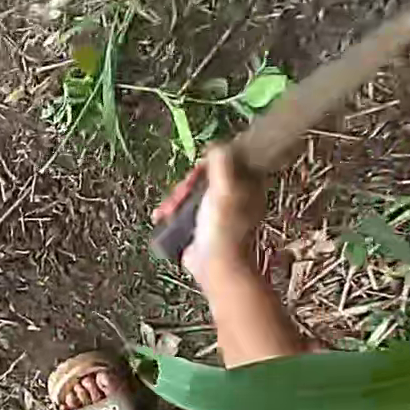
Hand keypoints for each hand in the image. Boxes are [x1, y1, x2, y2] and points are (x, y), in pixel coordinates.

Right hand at [154, 145, 263, 290]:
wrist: (214, 264)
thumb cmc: (222, 226)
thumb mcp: (224, 187)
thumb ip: (221, 162)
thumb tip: (215, 145)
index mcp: (248, 187)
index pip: (228, 162)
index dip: (210, 163)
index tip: (198, 170)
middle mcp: (234, 197)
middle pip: (205, 178)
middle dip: (187, 185)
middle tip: (180, 194)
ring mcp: (216, 212)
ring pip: (191, 193)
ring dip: (175, 198)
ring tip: (165, 210)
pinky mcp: (201, 225)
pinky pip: (183, 210)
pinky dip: (171, 211)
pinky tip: (162, 216)